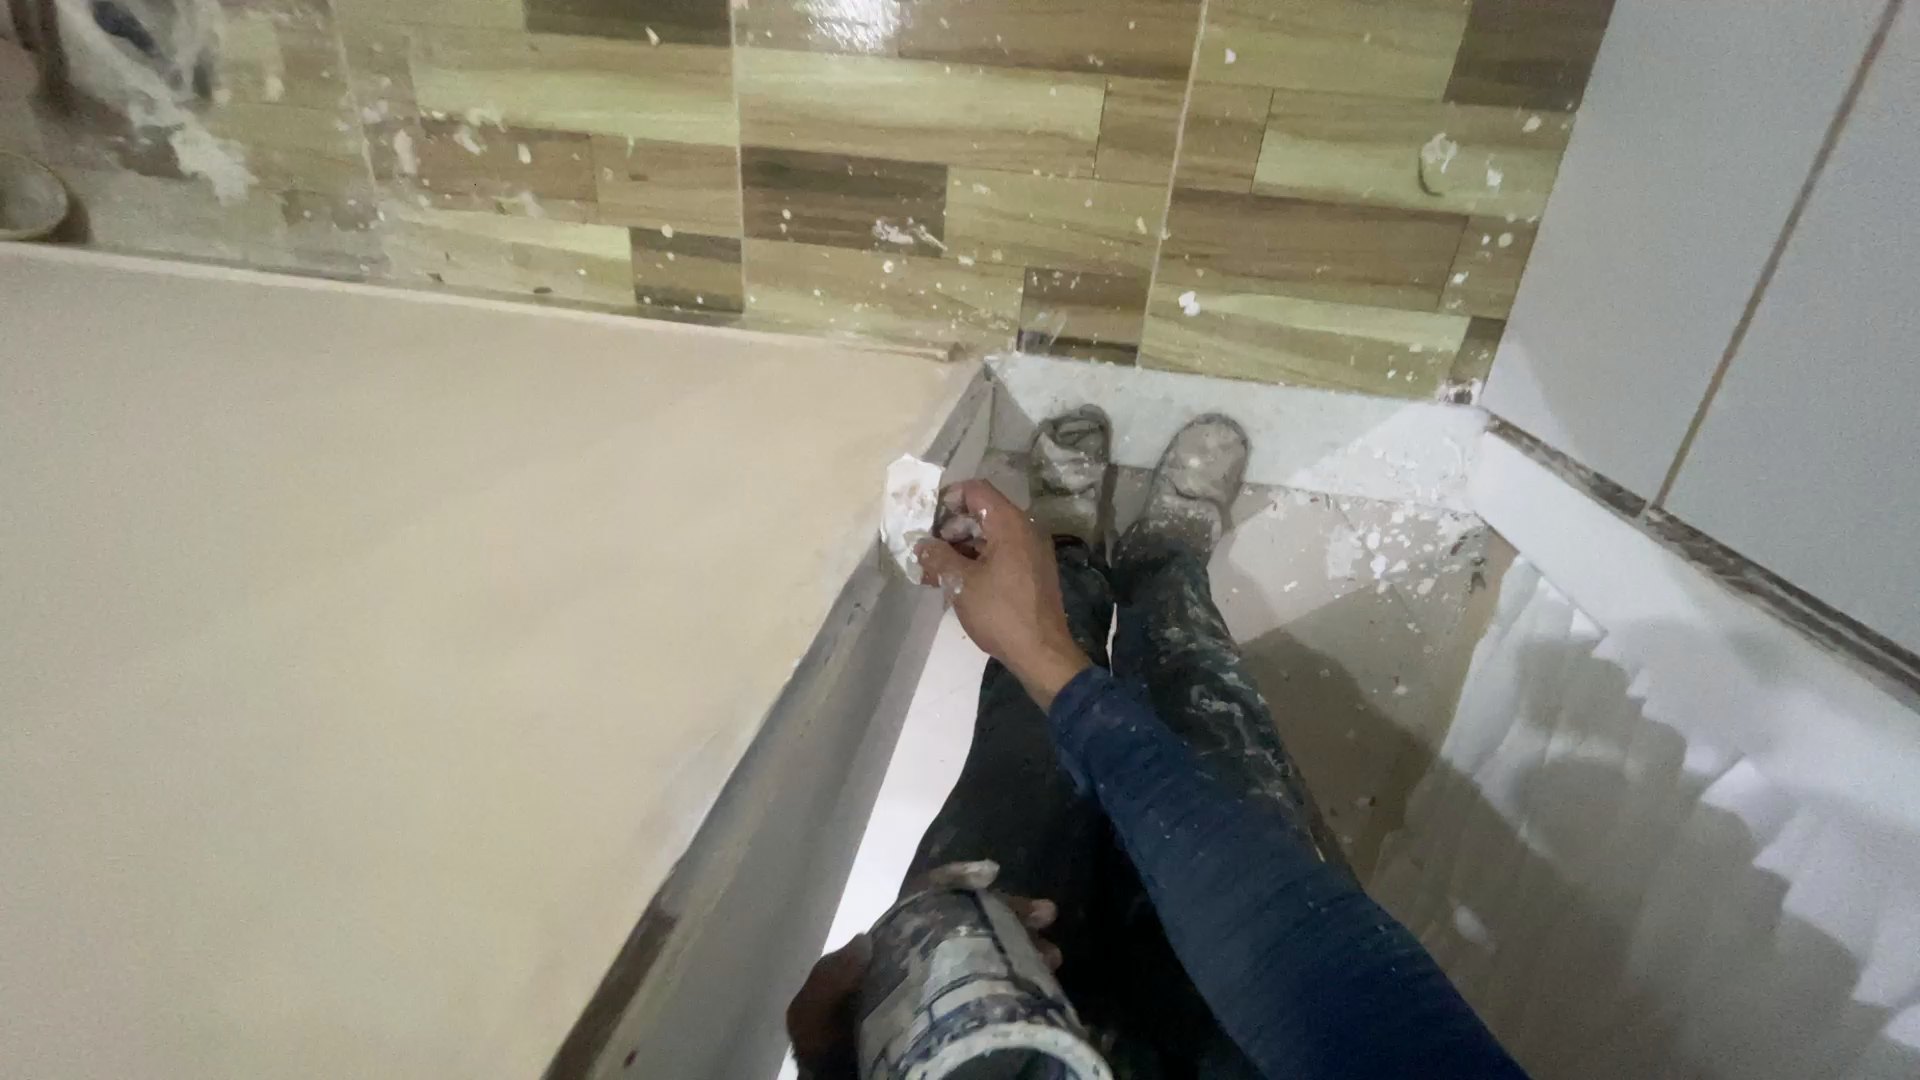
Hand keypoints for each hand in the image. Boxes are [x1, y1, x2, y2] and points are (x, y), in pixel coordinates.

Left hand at [784, 861, 1062, 1079]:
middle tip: (1045, 917)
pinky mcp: (966, 1015)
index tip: (991, 875)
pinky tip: (1051, 984)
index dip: (957, 878)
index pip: (927, 897)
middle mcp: (925, 954)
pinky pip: (1002, 988)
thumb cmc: (830, 1050)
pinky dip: (1028, 980)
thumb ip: (828, 981)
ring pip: (993, 948)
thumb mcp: (812, 1017)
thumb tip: (864, 939)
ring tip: (1054, 954)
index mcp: (893, 943)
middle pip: (972, 918)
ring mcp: (948, 984)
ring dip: (1025, 943)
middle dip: (1009, 911)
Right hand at [914, 479, 1092, 708]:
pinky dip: (977, 562)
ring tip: (933, 573)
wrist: (1042, 653)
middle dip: (950, 529)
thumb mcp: (962, 584)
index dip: (948, 499)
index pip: (976, 490)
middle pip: (982, 513)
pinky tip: (955, 583)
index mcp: (1010, 524)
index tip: (926, 521)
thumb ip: (938, 557)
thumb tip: (920, 545)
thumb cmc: (1000, 613)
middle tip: (927, 551)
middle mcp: (1025, 530)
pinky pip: (1000, 555)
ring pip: (989, 537)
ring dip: (960, 549)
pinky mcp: (1032, 572)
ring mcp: (1031, 552)